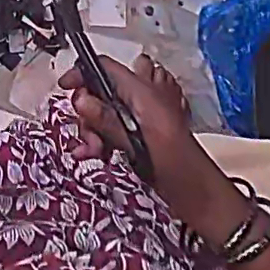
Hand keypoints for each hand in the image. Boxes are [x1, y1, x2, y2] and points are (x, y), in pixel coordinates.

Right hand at [59, 55, 245, 231]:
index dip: (82, 73)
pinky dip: (99, 140)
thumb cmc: (180, 171)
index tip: (65, 88)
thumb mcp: (140, 145)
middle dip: (86, 113)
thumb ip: (109, 121)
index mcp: (144, 93)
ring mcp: (137, 118)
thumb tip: (80, 99)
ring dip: (91, 131)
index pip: (106, 67)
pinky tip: (97, 155)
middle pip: (98, 92)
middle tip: (88, 138)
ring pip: (100, 112)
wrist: (204, 202)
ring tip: (94, 153)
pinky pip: (108, 129)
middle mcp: (139, 101)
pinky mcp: (136, 135)